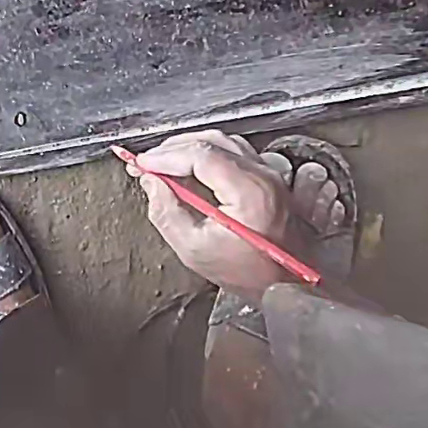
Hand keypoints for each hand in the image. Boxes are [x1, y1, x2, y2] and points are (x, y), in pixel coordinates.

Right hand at [125, 130, 296, 300]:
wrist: (285, 285)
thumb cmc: (245, 274)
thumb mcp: (193, 249)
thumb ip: (166, 212)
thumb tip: (150, 182)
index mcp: (249, 193)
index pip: (201, 155)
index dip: (165, 156)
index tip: (141, 163)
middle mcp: (263, 176)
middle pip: (210, 142)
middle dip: (172, 149)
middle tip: (146, 162)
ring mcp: (269, 175)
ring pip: (221, 142)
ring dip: (188, 148)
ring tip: (162, 163)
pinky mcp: (267, 178)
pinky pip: (233, 152)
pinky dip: (205, 154)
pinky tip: (187, 168)